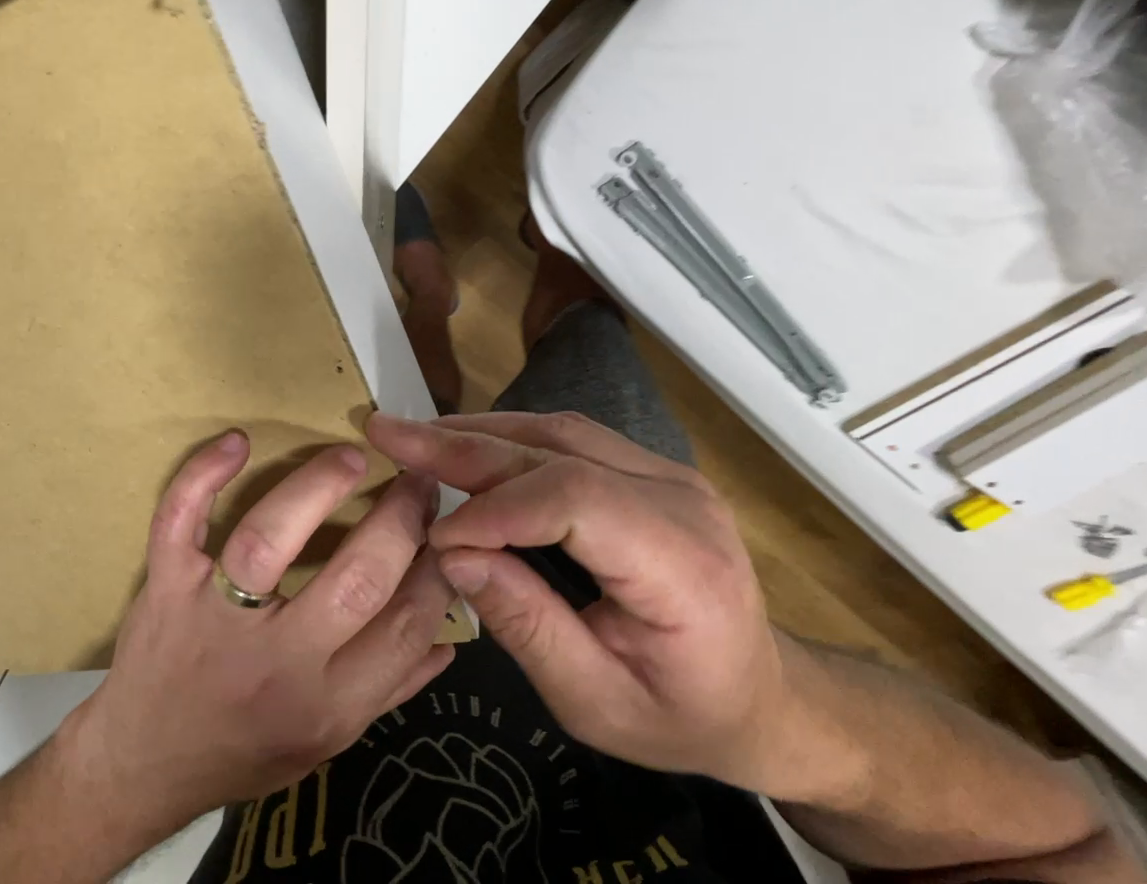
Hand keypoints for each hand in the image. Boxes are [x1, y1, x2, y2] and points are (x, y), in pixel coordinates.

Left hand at [57, 431, 457, 834]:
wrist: (144, 765)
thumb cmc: (244, 752)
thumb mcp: (327, 743)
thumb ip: (389, 689)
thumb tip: (448, 641)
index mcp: (329, 702)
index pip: (405, 626)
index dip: (438, 570)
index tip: (447, 529)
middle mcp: (278, 660)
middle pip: (356, 579)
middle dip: (398, 521)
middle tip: (416, 481)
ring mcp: (215, 618)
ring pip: (267, 539)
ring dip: (316, 488)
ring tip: (352, 456)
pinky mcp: (166, 587)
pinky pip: (179, 521)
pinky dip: (202, 476)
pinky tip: (237, 442)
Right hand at [366, 411, 806, 797]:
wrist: (760, 696)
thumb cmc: (680, 715)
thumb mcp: (595, 701)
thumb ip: (526, 626)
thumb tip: (451, 554)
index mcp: (681, 566)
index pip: (575, 501)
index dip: (494, 508)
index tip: (434, 539)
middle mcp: (681, 501)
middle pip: (558, 451)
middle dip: (463, 444)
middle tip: (387, 434)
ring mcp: (668, 476)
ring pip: (558, 431)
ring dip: (478, 432)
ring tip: (412, 437)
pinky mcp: (648, 471)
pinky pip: (567, 440)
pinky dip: (506, 440)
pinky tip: (461, 446)